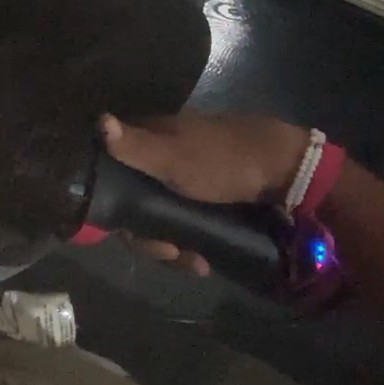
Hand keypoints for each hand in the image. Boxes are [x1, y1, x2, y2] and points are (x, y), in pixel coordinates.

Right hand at [101, 109, 308, 273]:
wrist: (284, 168)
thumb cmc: (223, 160)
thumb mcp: (175, 157)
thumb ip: (136, 146)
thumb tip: (98, 121)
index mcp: (145, 142)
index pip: (108, 176)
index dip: (112, 208)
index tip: (130, 231)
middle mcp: (155, 160)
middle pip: (132, 206)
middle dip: (147, 236)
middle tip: (169, 254)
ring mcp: (180, 181)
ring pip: (158, 220)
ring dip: (170, 247)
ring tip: (193, 264)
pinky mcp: (202, 200)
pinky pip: (182, 226)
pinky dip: (188, 246)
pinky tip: (202, 261)